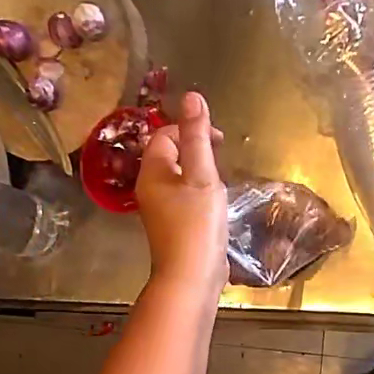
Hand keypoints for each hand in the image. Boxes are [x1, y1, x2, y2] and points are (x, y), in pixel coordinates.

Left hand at [137, 91, 228, 299]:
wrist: (191, 277)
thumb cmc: (197, 224)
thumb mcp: (202, 176)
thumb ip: (198, 137)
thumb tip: (192, 96)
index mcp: (152, 172)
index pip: (166, 135)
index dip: (191, 129)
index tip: (220, 140)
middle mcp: (150, 188)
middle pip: (171, 155)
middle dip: (197, 150)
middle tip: (222, 161)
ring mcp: (161, 209)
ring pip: (179, 177)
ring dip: (201, 173)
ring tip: (221, 184)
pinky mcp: (174, 226)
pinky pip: (185, 198)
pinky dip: (201, 194)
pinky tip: (216, 206)